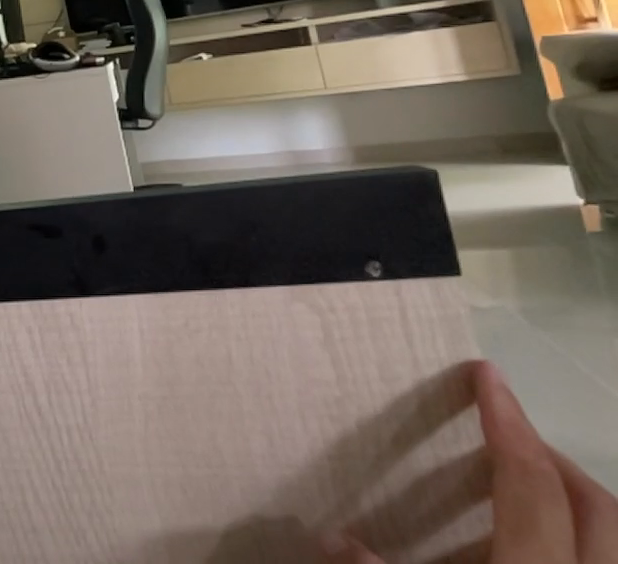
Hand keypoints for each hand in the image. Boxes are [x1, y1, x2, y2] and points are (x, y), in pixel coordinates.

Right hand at [325, 361, 617, 562]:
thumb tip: (331, 540)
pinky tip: (537, 549)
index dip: (507, 424)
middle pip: (599, 508)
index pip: (529, 484)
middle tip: (503, 429)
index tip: (486, 376)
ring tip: (527, 486)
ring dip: (578, 504)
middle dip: (552, 458)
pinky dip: (582, 545)